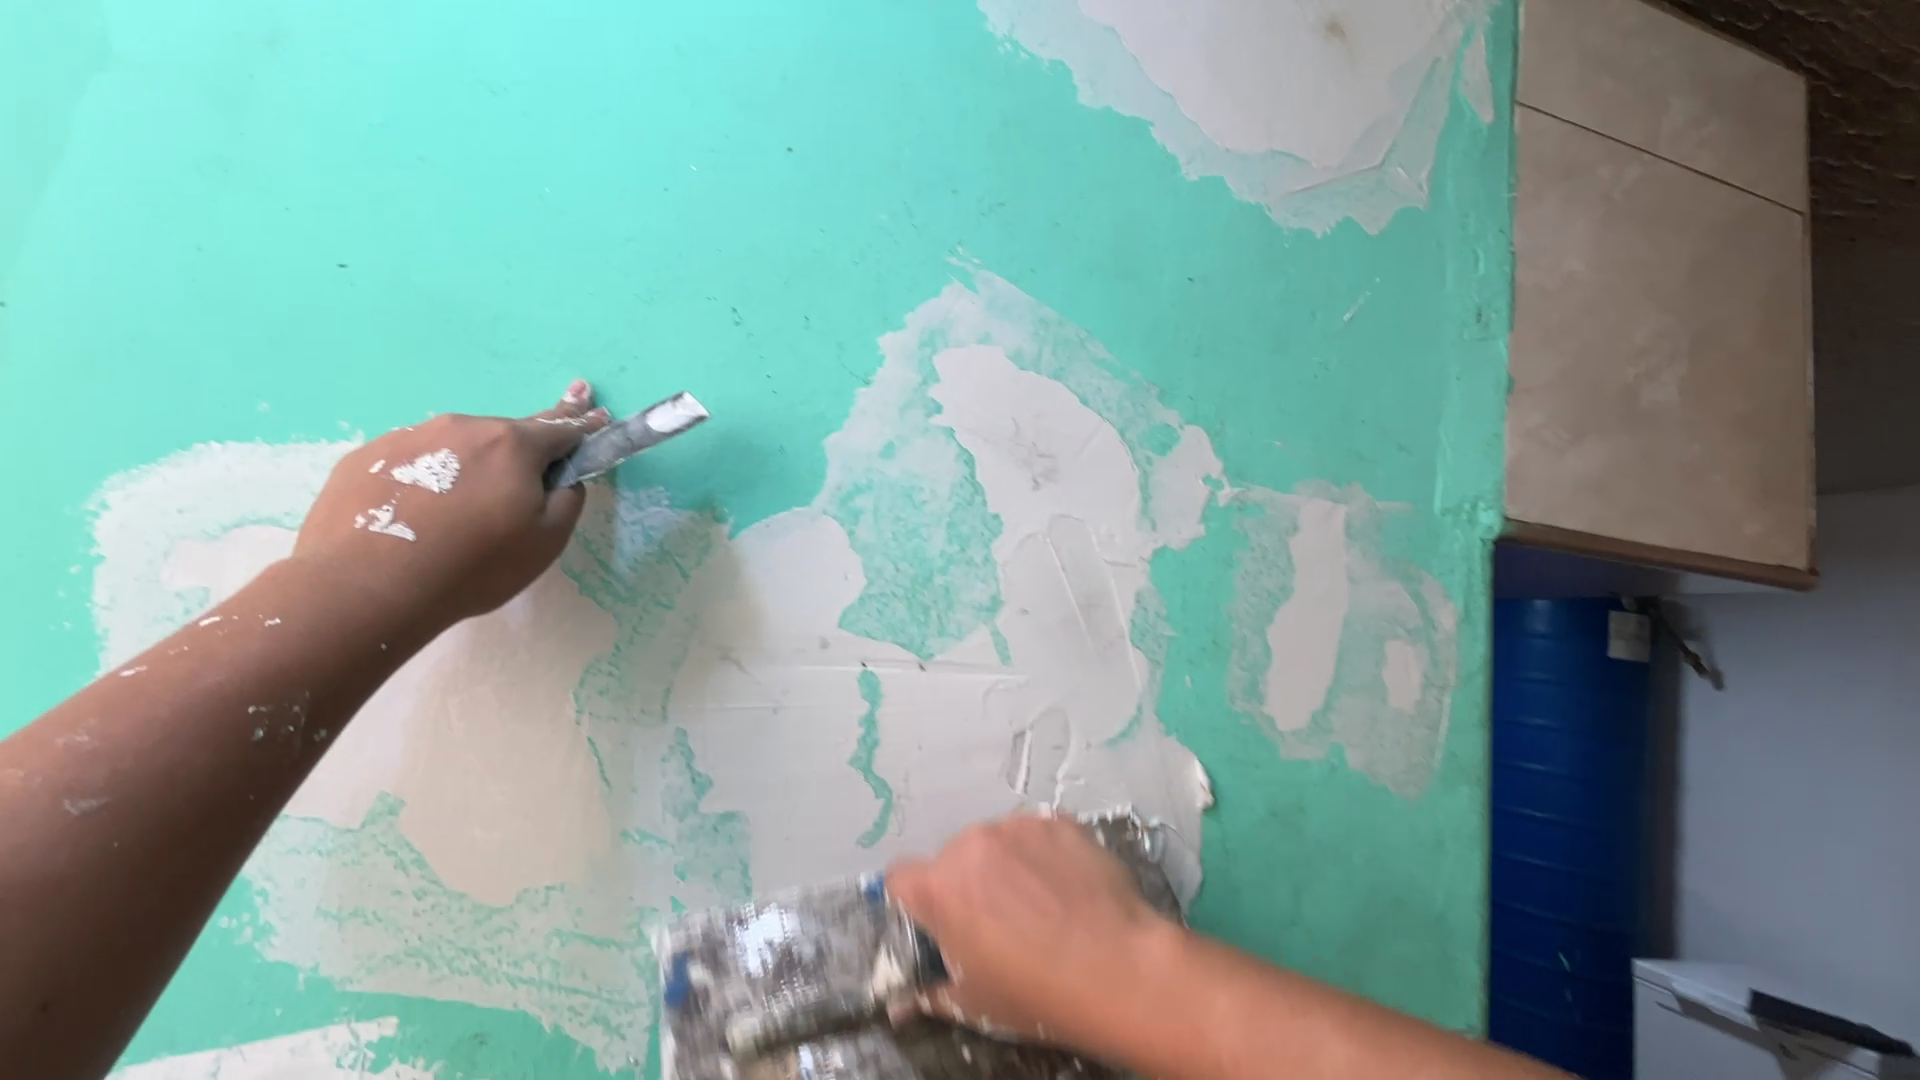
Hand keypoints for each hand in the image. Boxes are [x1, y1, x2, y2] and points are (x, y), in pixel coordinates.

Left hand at [291, 380, 609, 636]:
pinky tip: (419, 515)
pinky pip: (414, 463)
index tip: (596, 411)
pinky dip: (426, 480)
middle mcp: (461, 429)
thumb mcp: (547, 540)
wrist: (366, 587)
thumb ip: (567, 500)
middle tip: (523, 482)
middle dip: (521, 453)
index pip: (560, 427)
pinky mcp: (366, 458)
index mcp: (512, 445)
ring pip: (457, 448)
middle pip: (505, 436)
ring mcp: (408, 438)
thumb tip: (563, 478)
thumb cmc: (474, 566)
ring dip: (470, 468)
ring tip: (461, 513)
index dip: (582, 422)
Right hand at [885, 813, 1181, 1047]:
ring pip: (997, 842)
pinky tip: (1067, 887)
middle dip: (967, 885)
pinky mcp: (1059, 821)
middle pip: (953, 859)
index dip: (913, 902)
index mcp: (939, 887)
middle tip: (997, 922)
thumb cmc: (1037, 993)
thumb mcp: (975, 1004)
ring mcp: (1018, 826)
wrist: (1118, 967)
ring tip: (1040, 903)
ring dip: (1006, 865)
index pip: (899, 879)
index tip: (936, 923)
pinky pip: (1037, 834)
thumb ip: (930, 995)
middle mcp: (972, 844)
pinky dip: (1043, 854)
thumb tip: (901, 1007)